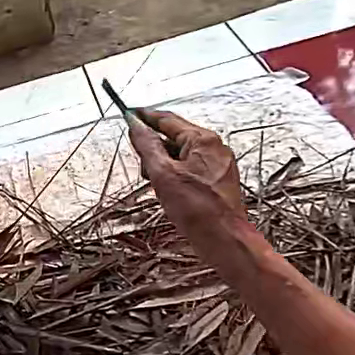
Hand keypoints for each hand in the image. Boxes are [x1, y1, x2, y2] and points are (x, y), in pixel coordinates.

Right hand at [128, 109, 246, 237]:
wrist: (224, 239)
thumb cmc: (198, 210)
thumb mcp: (162, 174)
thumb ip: (147, 146)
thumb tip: (135, 126)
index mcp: (203, 140)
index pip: (168, 120)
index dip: (145, 117)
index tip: (130, 114)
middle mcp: (215, 148)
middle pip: (175, 138)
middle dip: (154, 150)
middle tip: (143, 166)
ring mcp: (219, 164)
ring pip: (182, 155)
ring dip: (165, 165)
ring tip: (160, 187)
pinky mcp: (219, 180)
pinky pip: (192, 168)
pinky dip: (177, 175)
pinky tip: (171, 193)